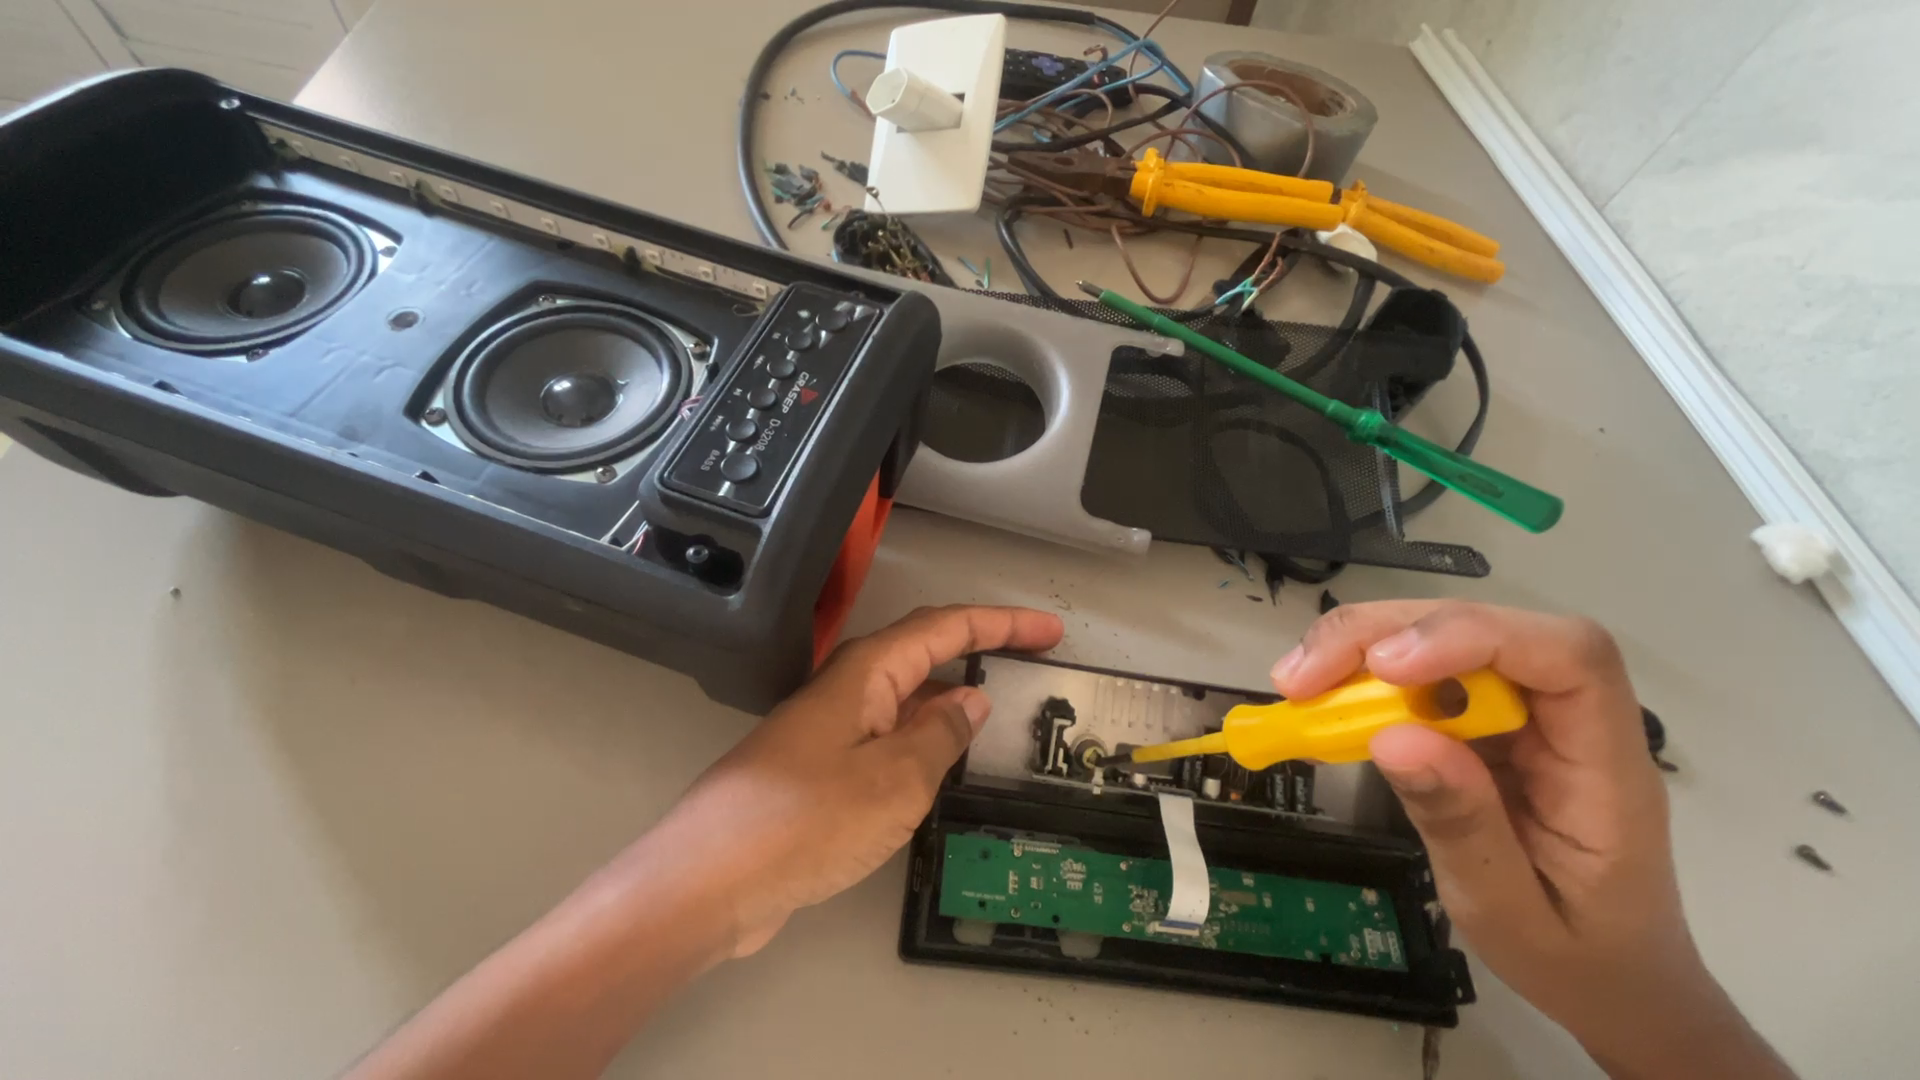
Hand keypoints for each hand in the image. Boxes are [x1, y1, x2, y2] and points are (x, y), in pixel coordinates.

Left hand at [655, 605, 1062, 958]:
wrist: (711, 879)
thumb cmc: (808, 820)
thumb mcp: (896, 780)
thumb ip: (941, 734)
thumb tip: (970, 699)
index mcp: (867, 671)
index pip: (946, 627)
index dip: (1003, 624)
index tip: (1050, 631)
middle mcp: (848, 686)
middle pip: (925, 650)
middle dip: (982, 647)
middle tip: (1036, 658)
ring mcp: (832, 725)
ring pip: (906, 695)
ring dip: (953, 694)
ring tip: (1002, 710)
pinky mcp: (822, 765)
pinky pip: (888, 733)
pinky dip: (925, 735)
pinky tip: (942, 761)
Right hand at [1274, 601, 1791, 1078]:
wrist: (1613, 978)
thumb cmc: (1576, 957)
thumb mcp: (1509, 911)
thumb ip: (1462, 825)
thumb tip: (1393, 739)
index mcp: (1605, 765)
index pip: (1566, 656)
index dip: (1473, 637)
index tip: (1384, 668)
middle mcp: (1567, 719)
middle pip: (1488, 629)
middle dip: (1385, 635)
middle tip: (1299, 677)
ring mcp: (1524, 715)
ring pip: (1446, 639)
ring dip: (1362, 648)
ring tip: (1296, 684)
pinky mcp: (1485, 722)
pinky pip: (1424, 677)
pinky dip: (1362, 677)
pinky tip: (1320, 699)